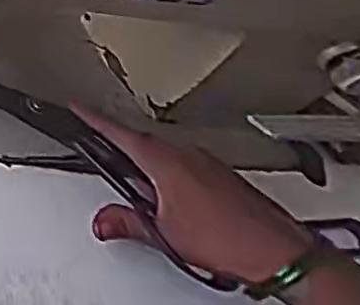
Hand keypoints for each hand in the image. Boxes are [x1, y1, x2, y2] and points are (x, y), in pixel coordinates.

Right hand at [75, 105, 314, 284]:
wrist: (281, 254)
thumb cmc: (229, 240)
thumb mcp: (166, 235)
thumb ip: (128, 222)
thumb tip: (103, 222)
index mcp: (160, 158)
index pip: (115, 131)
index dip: (92, 117)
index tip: (78, 106)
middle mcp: (182, 151)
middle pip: (141, 143)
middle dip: (126, 153)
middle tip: (113, 163)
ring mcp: (204, 160)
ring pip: (166, 155)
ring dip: (155, 170)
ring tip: (158, 202)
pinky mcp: (222, 173)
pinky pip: (188, 165)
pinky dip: (178, 177)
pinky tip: (187, 206)